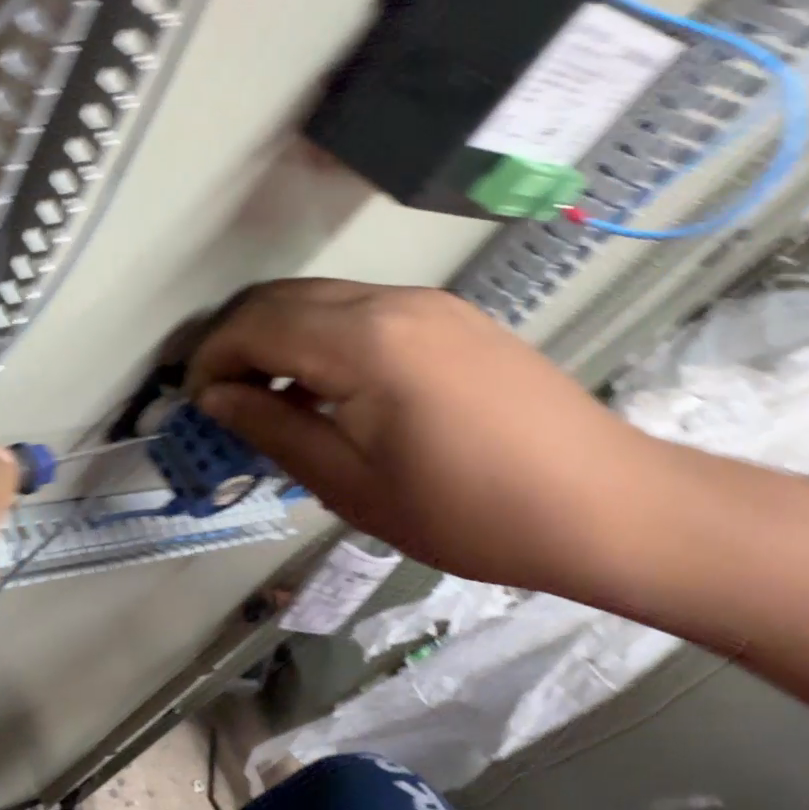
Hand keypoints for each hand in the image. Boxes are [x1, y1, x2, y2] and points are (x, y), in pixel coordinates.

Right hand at [188, 279, 675, 592]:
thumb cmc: (471, 513)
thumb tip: (215, 398)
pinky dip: (319, 334)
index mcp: (364, 342)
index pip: (254, 326)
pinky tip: (326, 384)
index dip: (210, 358)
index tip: (194, 401)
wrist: (613, 509)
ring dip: (275, 334)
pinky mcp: (452, 315)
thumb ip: (272, 428)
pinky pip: (360, 307)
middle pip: (280, 298)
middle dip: (234, 339)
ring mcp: (426, 302)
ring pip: (318, 296)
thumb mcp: (351, 485)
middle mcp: (390, 301)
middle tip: (218, 394)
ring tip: (266, 392)